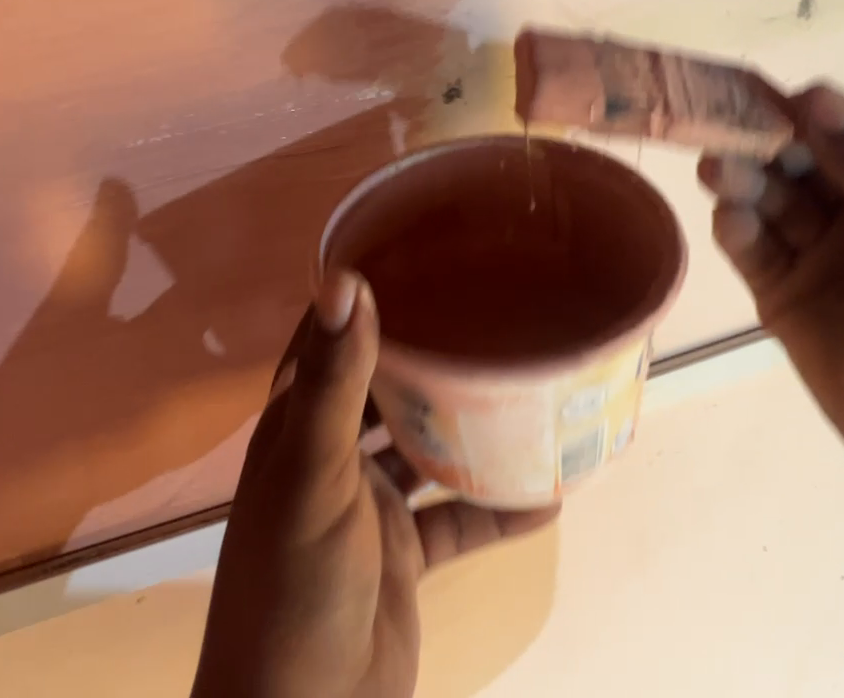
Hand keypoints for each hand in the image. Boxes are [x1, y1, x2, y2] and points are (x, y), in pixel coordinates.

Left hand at [192, 272, 558, 697]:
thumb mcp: (314, 473)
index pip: (326, 343)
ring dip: (468, 432)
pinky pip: (455, 522)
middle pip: (384, 391)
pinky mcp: (402, 556)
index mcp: (296, 426)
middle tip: (490, 318)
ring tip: (529, 394)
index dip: (362, 303)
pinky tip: (546, 493)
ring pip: (425, 453)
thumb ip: (333, 381)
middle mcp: (330, 457)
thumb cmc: (297, 582)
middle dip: (429, 359)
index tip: (416, 260)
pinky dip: (493, 510)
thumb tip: (343, 278)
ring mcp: (368, 507)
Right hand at [698, 86, 843, 494]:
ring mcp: (819, 254)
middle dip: (766, 143)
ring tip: (716, 169)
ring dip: (745, 181)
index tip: (768, 91)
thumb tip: (819, 96)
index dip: (817, 112)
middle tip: (723, 126)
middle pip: (803, 162)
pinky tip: (730, 219)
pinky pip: (752, 248)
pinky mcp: (780, 291)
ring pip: (771, 200)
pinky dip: (737, 229)